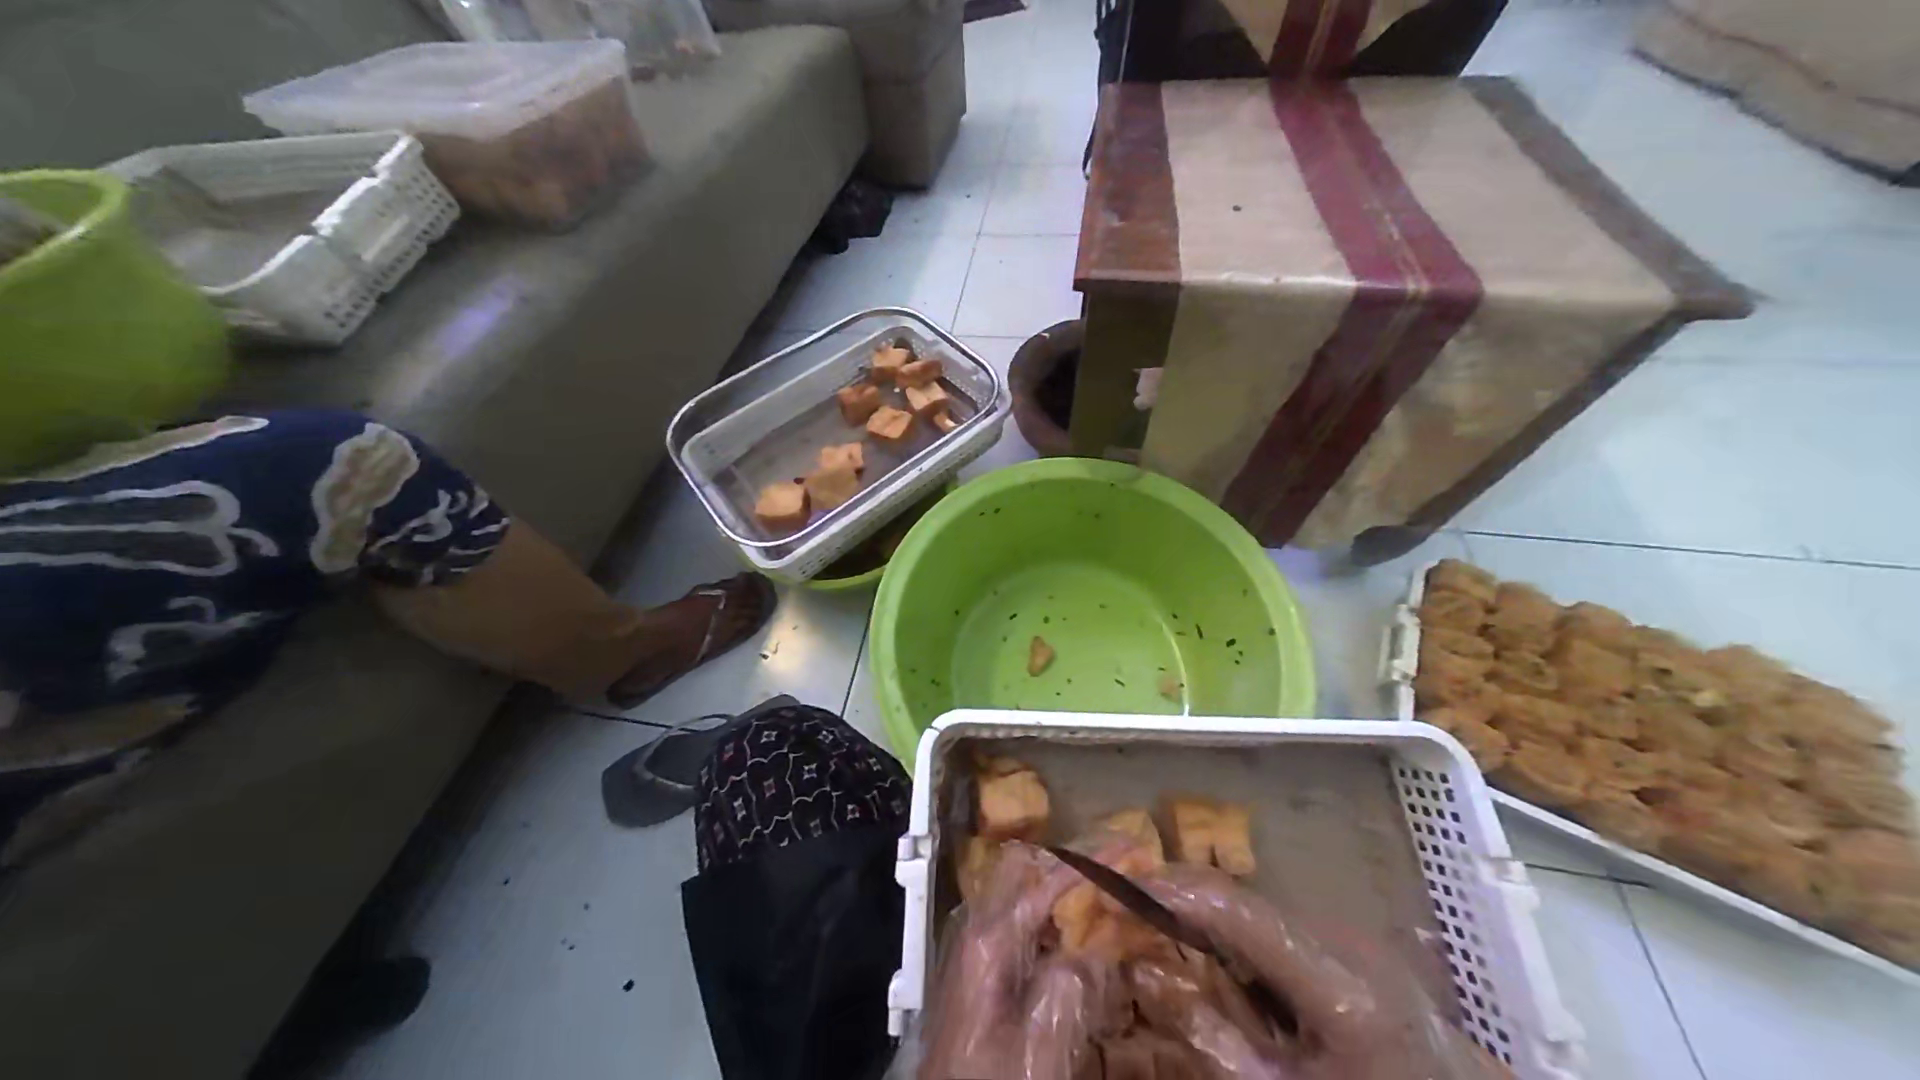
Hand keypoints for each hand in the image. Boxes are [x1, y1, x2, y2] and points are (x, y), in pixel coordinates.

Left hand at [918, 844, 1122, 1079]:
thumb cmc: (992, 1077)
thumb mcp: (1040, 1043)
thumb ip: (1071, 986)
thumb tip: (1096, 948)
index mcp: (991, 940)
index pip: (1047, 884)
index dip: (1090, 863)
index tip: (1128, 845)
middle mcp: (978, 932)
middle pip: (1026, 876)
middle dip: (1069, 868)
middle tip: (1113, 873)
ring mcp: (975, 952)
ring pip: (1022, 903)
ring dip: (1060, 898)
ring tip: (1101, 904)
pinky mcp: (979, 975)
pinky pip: (1018, 932)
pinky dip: (1048, 928)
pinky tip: (1072, 950)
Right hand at [1137, 865, 1504, 1079]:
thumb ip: (1206, 1033)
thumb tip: (1139, 967)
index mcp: (1339, 988)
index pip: (1237, 910)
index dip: (1172, 891)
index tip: (1116, 890)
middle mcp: (1349, 942)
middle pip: (1244, 905)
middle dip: (1184, 909)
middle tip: (1131, 922)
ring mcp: (1358, 938)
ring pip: (1259, 913)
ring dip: (1213, 927)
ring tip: (1176, 954)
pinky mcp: (1358, 946)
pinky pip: (1281, 930)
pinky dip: (1245, 945)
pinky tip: (1239, 983)